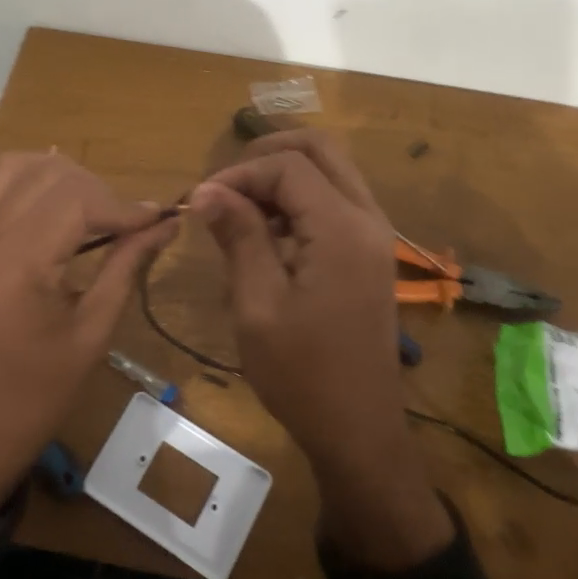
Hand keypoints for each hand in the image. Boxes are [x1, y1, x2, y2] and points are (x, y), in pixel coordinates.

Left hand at [0, 153, 178, 516]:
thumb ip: (127, 266)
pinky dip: (34, 179)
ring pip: (22, 167)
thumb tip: (166, 223)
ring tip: (96, 210)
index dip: (124, 206)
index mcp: (20, 266)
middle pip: (53, 177)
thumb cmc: (39, 392)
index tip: (160, 218)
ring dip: (66, 178)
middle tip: (130, 224)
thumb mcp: (94, 331)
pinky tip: (61, 203)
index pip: (78, 202)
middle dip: (100, 191)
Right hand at [190, 130, 451, 568]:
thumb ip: (239, 236)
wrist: (358, 428)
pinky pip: (337, 199)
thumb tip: (207, 188)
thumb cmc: (301, 373)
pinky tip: (269, 232)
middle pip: (321, 149)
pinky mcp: (371, 252)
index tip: (202, 202)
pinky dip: (302, 198)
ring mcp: (375, 234)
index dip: (240, 172)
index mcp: (341, 228)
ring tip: (241, 211)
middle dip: (267, 155)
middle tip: (225, 186)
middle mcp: (367, 218)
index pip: (289, 166)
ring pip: (332, 169)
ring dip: (285, 175)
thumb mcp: (257, 304)